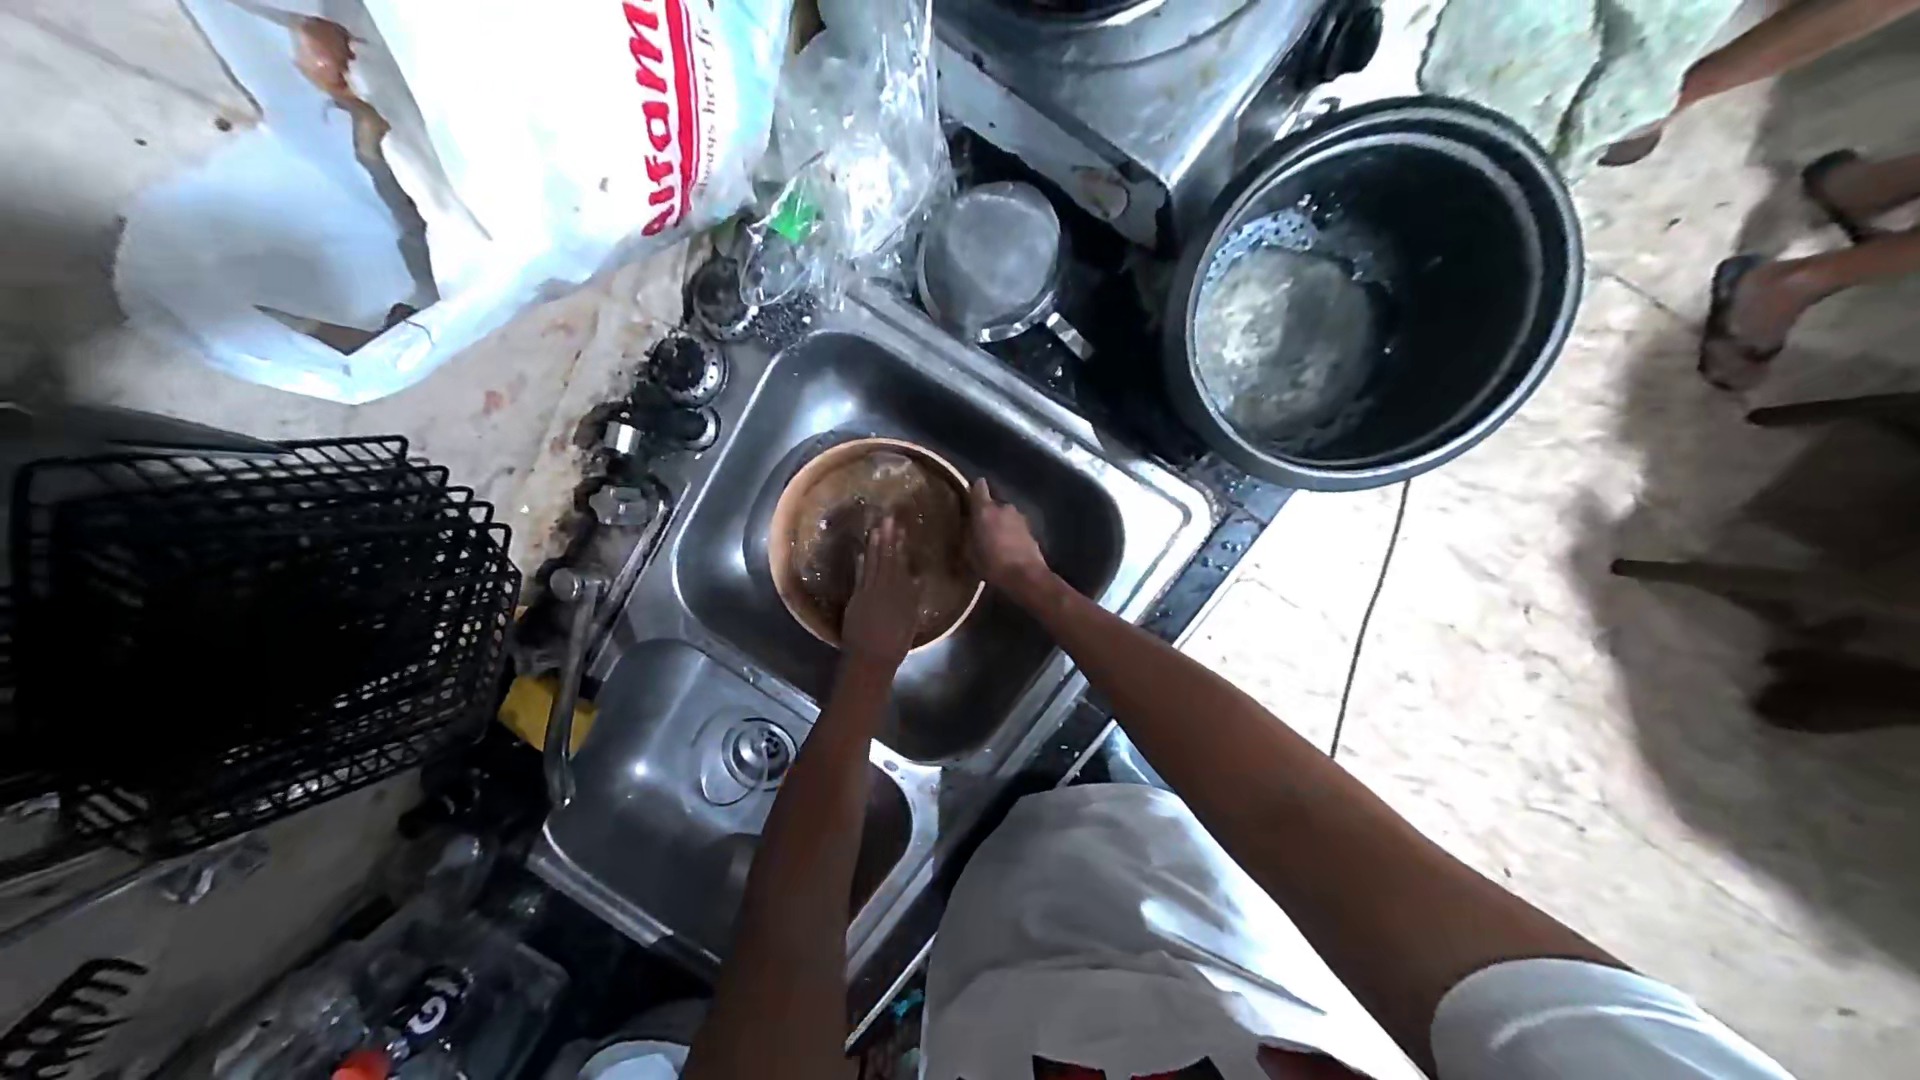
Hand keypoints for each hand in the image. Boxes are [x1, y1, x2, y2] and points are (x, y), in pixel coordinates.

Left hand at [839, 516, 922, 668]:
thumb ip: (913, 596)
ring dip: (874, 546)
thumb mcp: (911, 619)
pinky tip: (861, 553)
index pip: (900, 563)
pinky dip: (860, 564)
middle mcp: (885, 588)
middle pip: (886, 559)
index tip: (900, 528)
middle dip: (887, 538)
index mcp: (901, 592)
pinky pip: (860, 577)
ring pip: (873, 564)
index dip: (899, 544)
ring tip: (875, 529)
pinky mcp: (856, 599)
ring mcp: (869, 592)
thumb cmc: (896, 642)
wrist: (873, 657)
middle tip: (887, 518)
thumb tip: (918, 576)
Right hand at [968, 478, 1050, 598]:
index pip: (979, 487)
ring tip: (995, 540)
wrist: (1026, 575)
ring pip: (1006, 516)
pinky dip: (1011, 534)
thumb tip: (967, 527)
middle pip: (993, 504)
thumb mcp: (969, 553)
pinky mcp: (1031, 530)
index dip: (975, 490)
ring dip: (1001, 524)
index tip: (970, 496)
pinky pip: (1016, 528)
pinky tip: (1008, 548)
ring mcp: (1020, 518)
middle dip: (987, 513)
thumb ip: (967, 535)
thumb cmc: (992, 563)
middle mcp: (1004, 507)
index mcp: (985, 509)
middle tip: (981, 528)